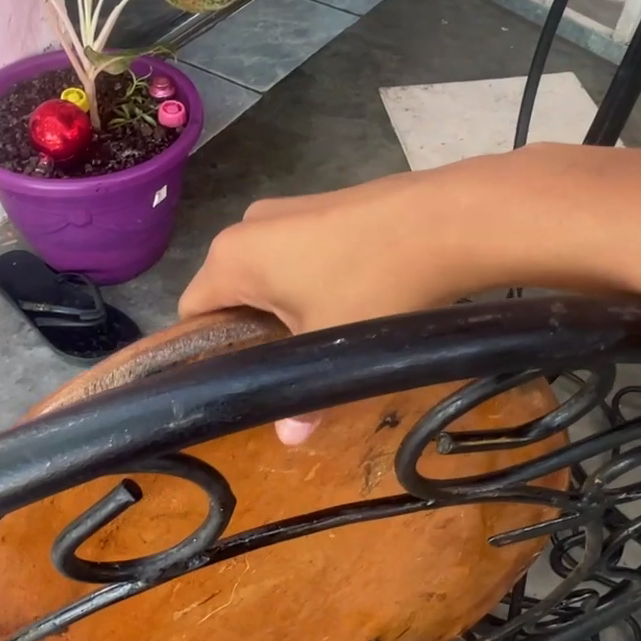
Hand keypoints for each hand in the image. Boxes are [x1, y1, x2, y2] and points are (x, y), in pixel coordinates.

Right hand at [179, 147, 628, 442]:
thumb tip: (290, 439)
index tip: (241, 380)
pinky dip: (308, 279)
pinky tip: (349, 297)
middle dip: (250, 331)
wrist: (448, 221)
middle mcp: (246, 224)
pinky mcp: (322, 201)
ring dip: (283, 306)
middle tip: (289, 365)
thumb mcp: (334, 348)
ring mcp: (286, 207)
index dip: (207, 353)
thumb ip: (304, 398)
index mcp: (231, 257)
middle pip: (228, 292)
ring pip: (265, 273)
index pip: (191, 313)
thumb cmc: (373, 286)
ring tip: (324, 333)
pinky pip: (295, 253)